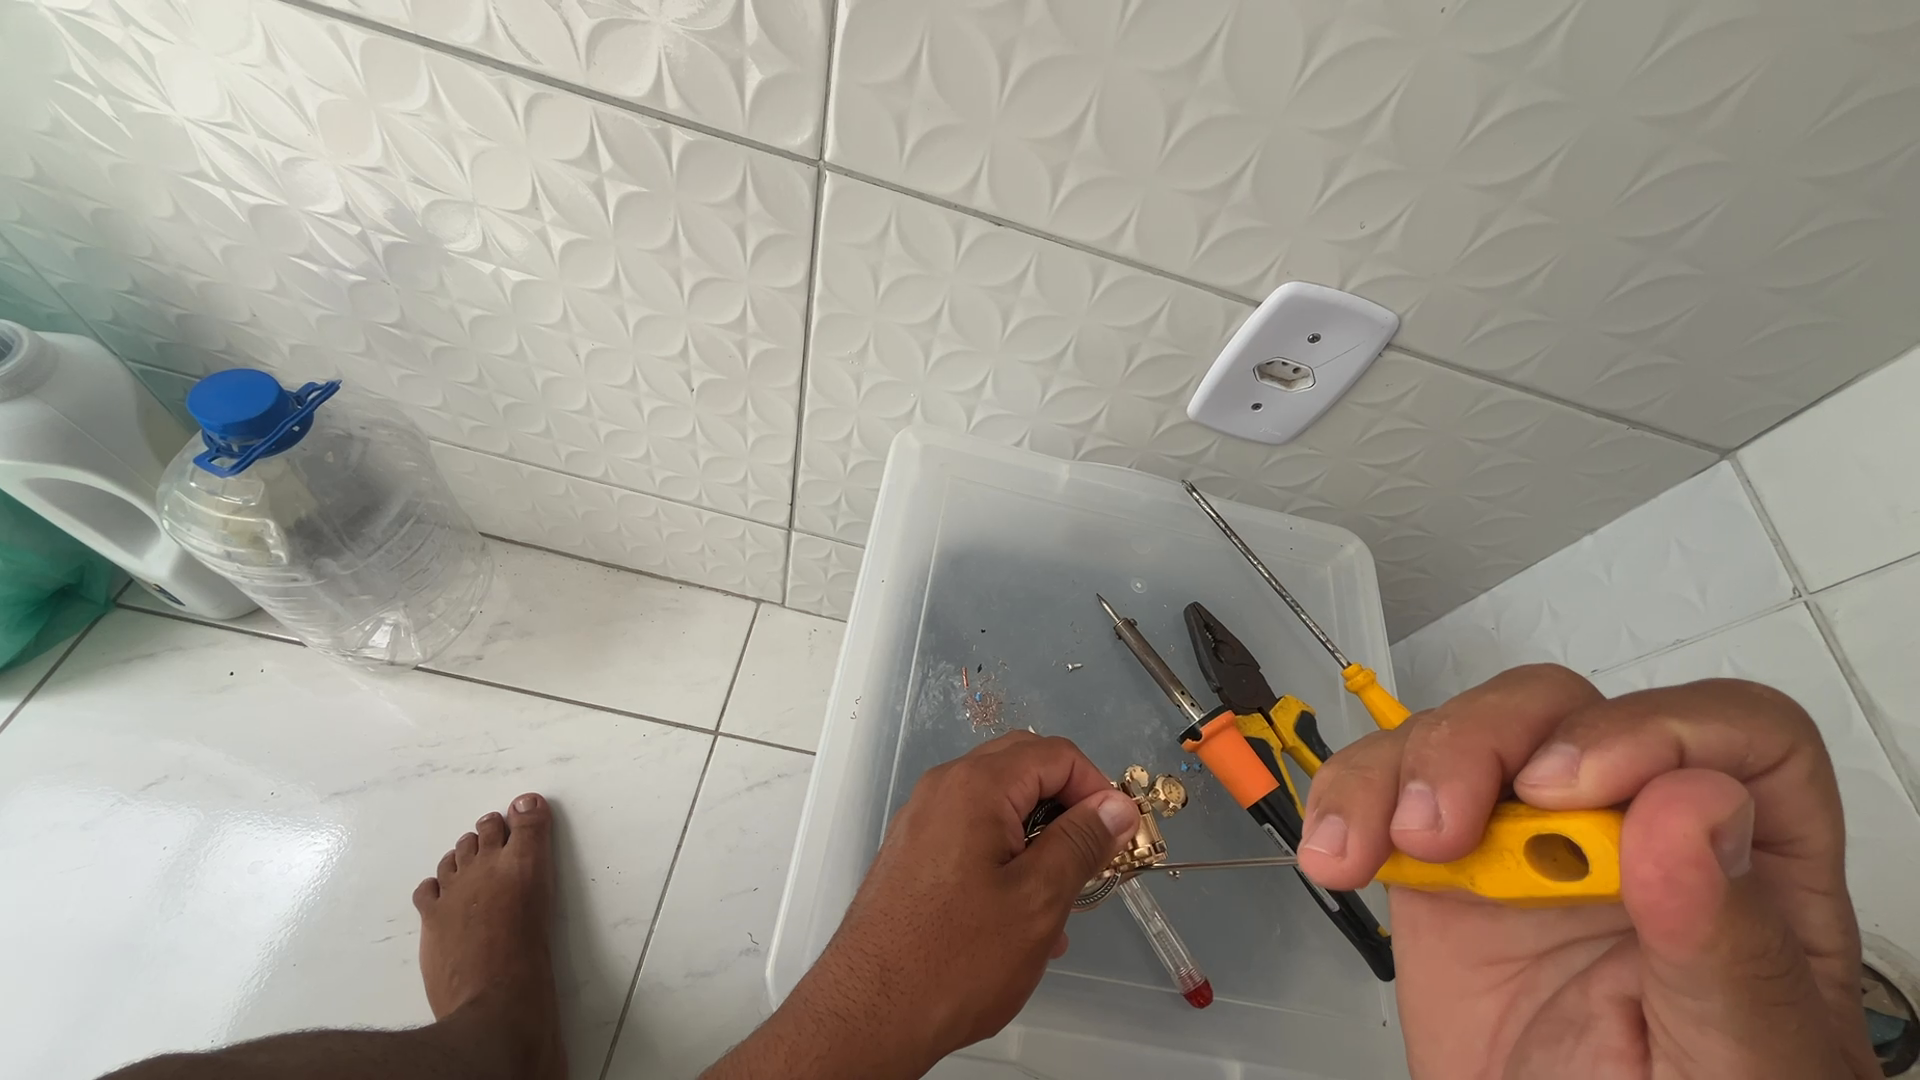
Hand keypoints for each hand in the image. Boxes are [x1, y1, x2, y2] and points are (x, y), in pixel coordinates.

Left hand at [704, 732, 1137, 1079]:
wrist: (868, 1011)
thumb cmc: (956, 957)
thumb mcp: (1038, 899)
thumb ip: (1081, 842)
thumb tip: (1116, 805)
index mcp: (976, 784)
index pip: (1055, 754)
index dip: (1097, 789)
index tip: (1119, 836)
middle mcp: (945, 786)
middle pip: (1024, 766)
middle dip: (1068, 804)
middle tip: (1095, 855)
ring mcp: (924, 816)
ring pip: (999, 800)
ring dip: (1039, 833)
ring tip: (1061, 897)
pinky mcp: (914, 849)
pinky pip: (972, 828)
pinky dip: (1006, 851)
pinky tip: (1020, 911)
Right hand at [1296, 665, 1878, 1079]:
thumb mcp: (1733, 1068)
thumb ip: (1726, 947)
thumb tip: (1694, 804)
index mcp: (1735, 868)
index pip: (1726, 734)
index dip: (1652, 732)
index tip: (1561, 795)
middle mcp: (1616, 827)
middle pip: (1554, 708)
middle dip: (1479, 744)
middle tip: (1441, 829)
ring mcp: (1511, 835)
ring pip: (1451, 730)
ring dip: (1391, 774)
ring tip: (1361, 853)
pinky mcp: (1428, 854)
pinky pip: (1376, 780)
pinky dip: (1340, 799)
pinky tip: (1333, 854)